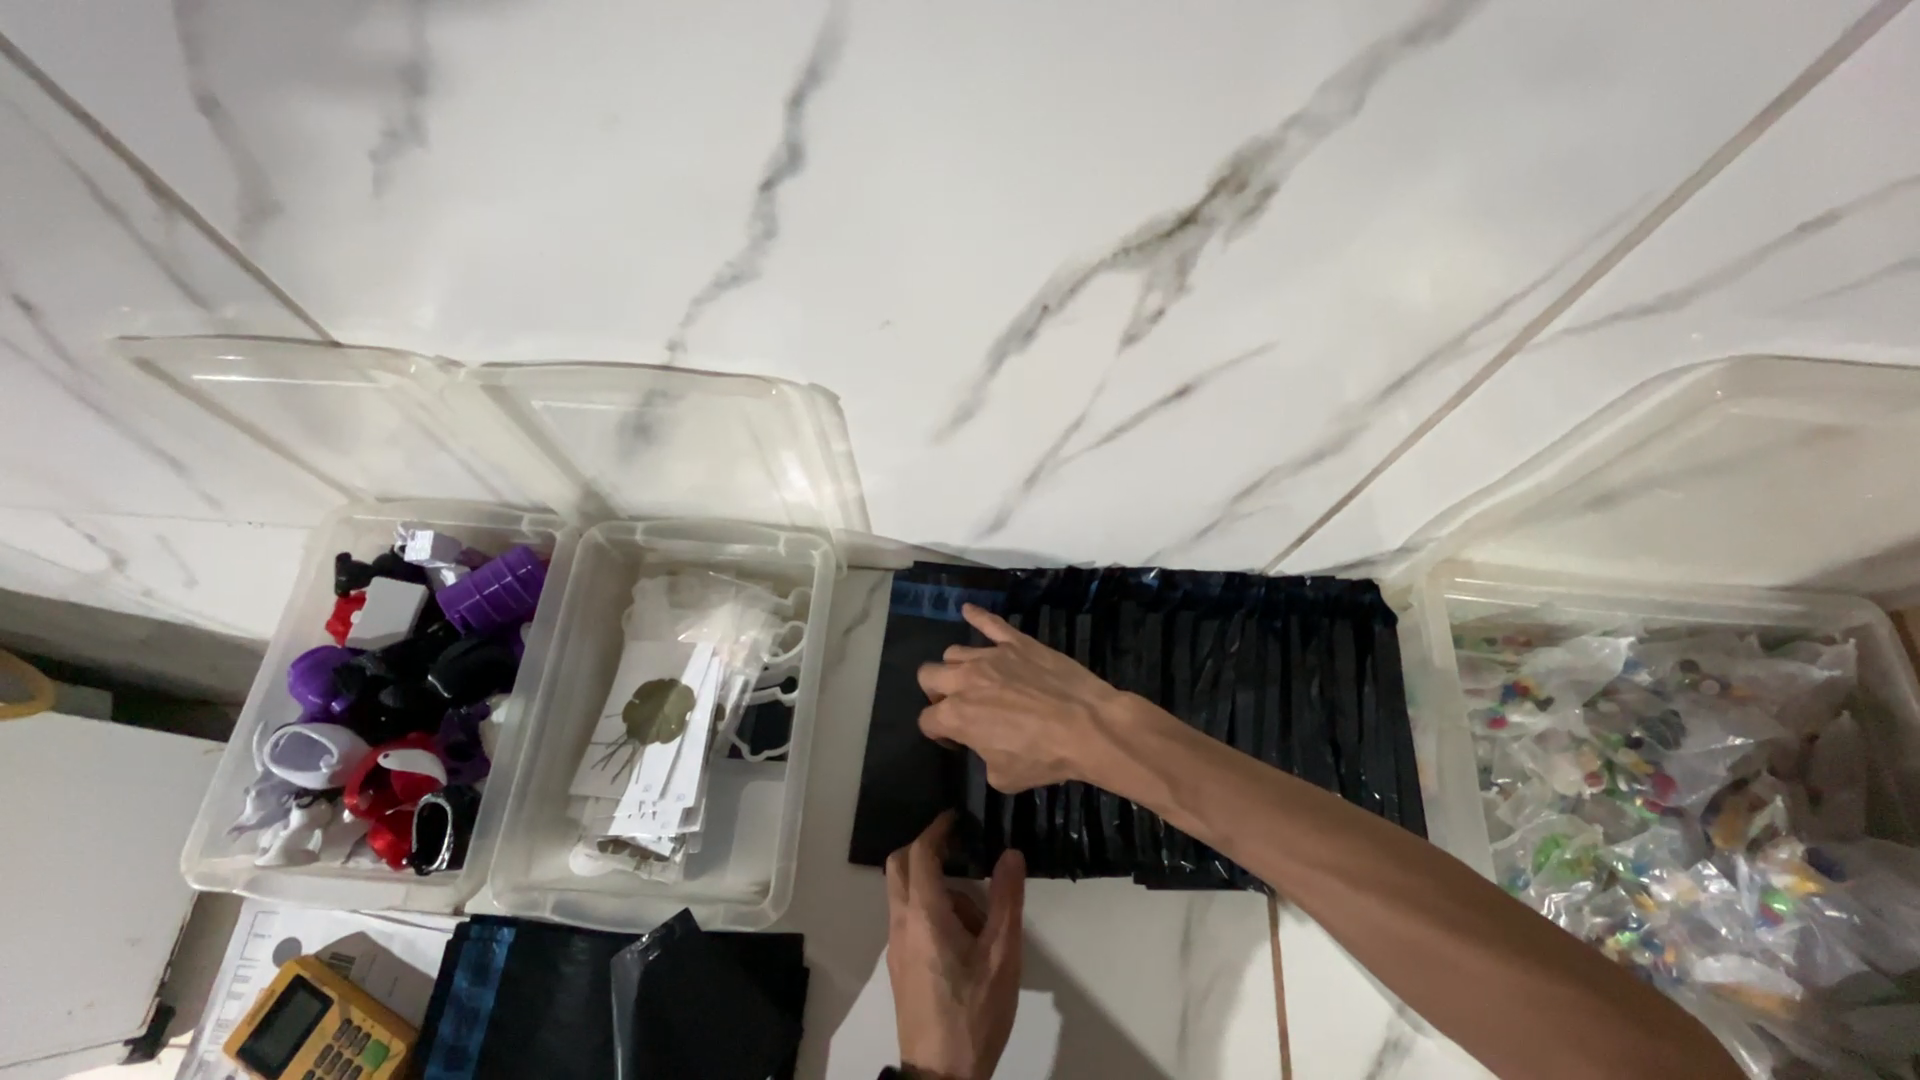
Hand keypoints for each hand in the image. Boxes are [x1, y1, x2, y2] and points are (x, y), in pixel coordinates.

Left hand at [886, 812, 1025, 1079]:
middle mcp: (900, 924)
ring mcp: (896, 947)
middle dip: (927, 849)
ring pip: (905, 895)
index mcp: (923, 914)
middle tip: (961, 849)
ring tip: (979, 915)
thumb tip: (1010, 854)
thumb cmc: (974, 1011)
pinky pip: (909, 920)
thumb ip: (1007, 900)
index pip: (920, 854)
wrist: (940, 1074)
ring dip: (934, 886)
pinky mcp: (901, 966)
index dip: (936, 829)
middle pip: (900, 868)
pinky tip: (965, 939)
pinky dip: (931, 909)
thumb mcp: (1002, 955)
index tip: (956, 817)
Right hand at [917, 603, 1135, 791]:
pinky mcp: (1017, 642)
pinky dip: (977, 616)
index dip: (938, 733)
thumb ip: (983, 757)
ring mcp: (991, 655)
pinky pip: (990, 623)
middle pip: (928, 676)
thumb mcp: (1003, 777)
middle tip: (956, 705)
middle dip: (936, 692)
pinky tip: (968, 610)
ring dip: (957, 667)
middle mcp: (965, 680)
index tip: (957, 740)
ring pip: (955, 652)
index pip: (928, 720)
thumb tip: (987, 746)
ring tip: (973, 678)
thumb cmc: (1045, 757)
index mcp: (956, 715)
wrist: (1088, 726)